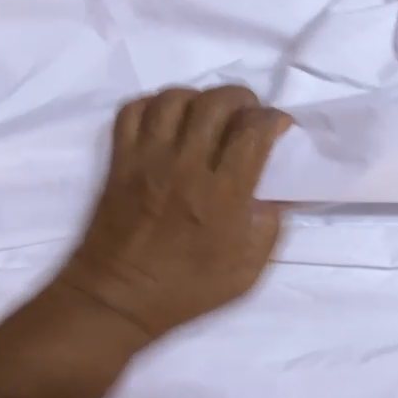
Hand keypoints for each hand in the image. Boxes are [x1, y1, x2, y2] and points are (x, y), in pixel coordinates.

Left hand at [54, 86, 291, 341]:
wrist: (117, 300)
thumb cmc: (187, 288)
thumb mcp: (248, 269)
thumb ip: (270, 225)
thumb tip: (276, 192)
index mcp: (222, 194)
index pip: (252, 131)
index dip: (273, 119)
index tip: (280, 127)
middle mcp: (185, 166)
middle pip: (216, 102)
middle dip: (242, 99)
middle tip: (249, 115)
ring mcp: (147, 159)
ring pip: (175, 98)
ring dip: (200, 97)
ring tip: (210, 115)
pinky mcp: (119, 159)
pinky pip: (133, 110)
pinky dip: (155, 105)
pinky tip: (170, 121)